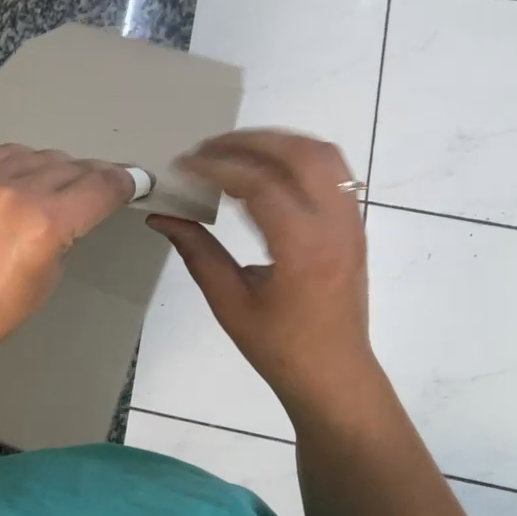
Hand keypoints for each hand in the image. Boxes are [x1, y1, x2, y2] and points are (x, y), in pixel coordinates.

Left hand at [0, 144, 135, 358]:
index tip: (136, 181)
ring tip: (58, 185)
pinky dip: (21, 162)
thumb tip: (83, 199)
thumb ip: (71, 227)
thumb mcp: (54, 269)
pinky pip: (4, 153)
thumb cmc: (5, 303)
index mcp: (47, 223)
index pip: (101, 187)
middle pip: (73, 167)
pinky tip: (25, 176)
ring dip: (56, 169)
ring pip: (40, 155)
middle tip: (101, 185)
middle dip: (93, 177)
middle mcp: (17, 192)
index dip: (125, 183)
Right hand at [146, 129, 376, 409]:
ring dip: (277, 142)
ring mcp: (351, 222)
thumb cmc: (278, 346)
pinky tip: (266, 169)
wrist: (334, 374)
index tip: (182, 165)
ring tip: (235, 150)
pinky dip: (298, 158)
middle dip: (249, 141)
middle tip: (207, 148)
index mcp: (301, 248)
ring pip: (322, 155)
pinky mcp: (353, 225)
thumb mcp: (229, 302)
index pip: (259, 184)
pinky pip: (333, 172)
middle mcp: (334, 225)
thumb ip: (197, 252)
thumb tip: (162, 218)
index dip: (216, 167)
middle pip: (298, 154)